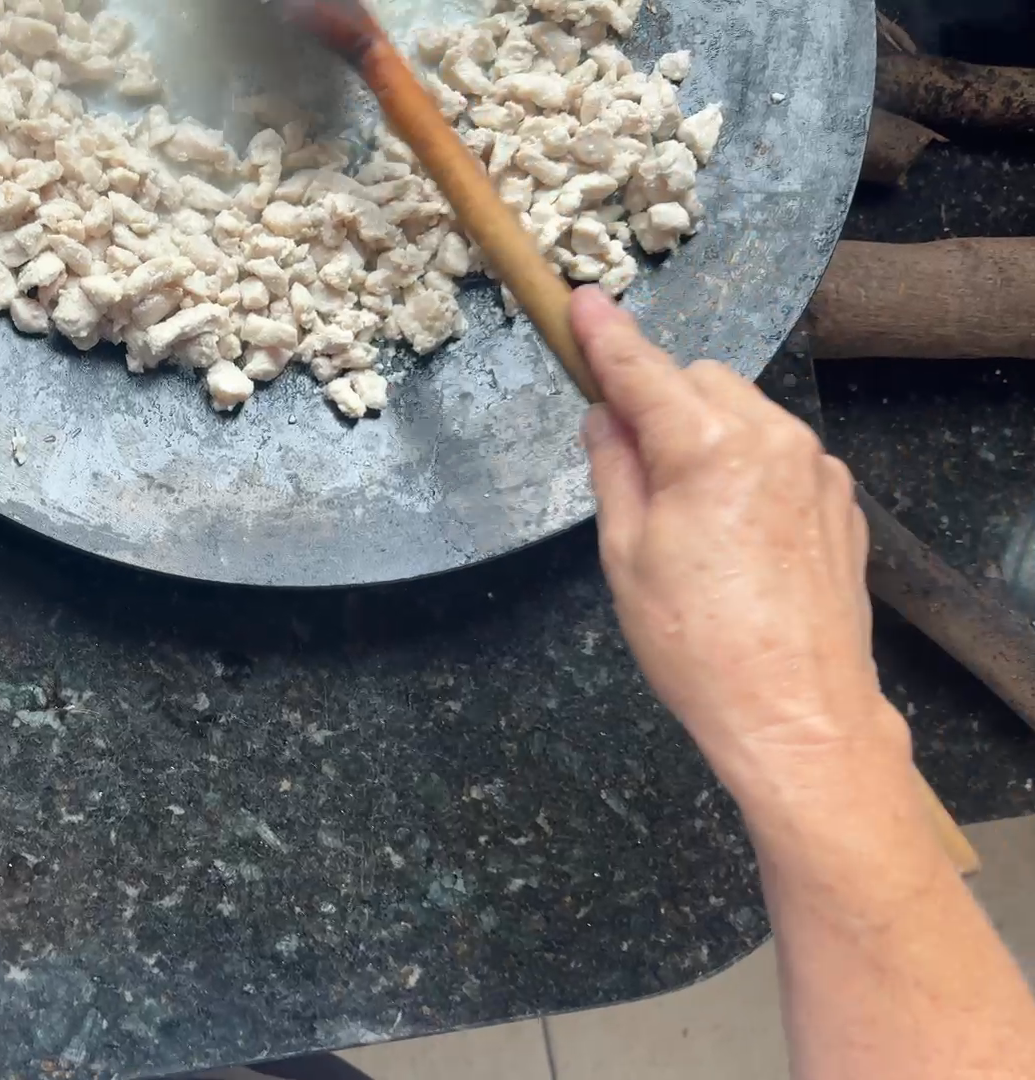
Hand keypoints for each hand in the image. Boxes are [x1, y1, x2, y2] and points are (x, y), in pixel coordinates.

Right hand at [571, 288, 907, 801]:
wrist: (794, 708)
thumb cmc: (687, 635)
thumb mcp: (623, 551)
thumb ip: (613, 469)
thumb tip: (603, 418)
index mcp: (712, 451)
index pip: (644, 374)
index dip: (605, 337)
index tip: (580, 299)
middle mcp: (777, 442)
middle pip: (700, 381)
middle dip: (651, 394)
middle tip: (609, 446)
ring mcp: (818, 470)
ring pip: (739, 410)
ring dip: (691, 425)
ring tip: (661, 496)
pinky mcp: (836, 500)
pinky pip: (772, 448)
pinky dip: (730, 455)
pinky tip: (712, 517)